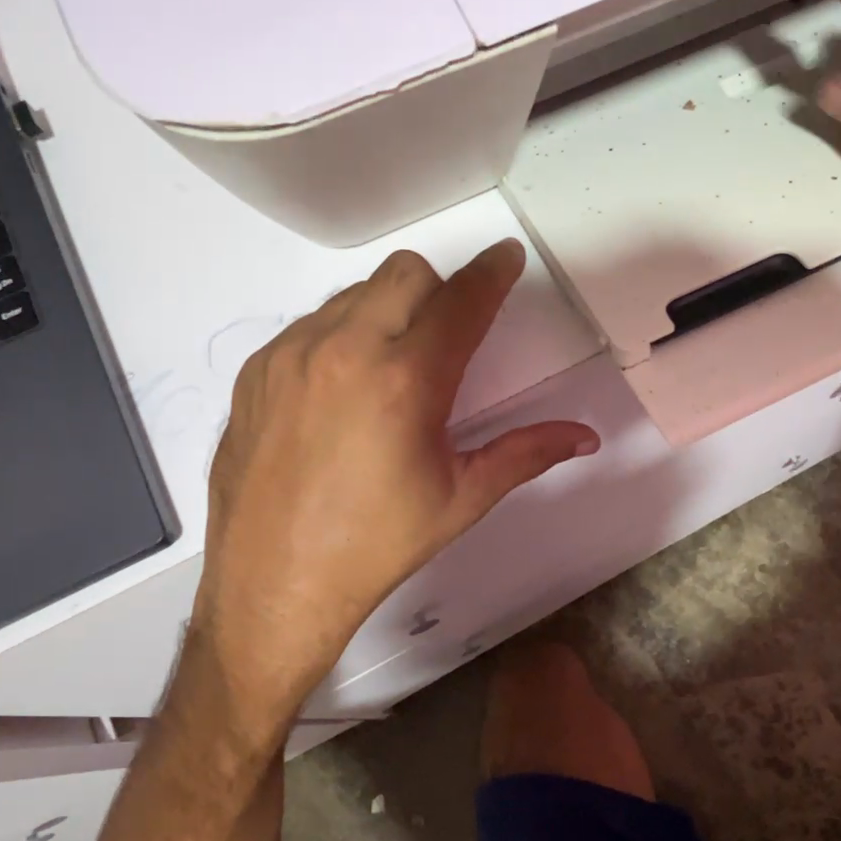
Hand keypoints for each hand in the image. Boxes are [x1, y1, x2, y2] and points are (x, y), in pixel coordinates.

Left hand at [192, 240, 598, 706]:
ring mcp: (290, 356)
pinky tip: (343, 396)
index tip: (505, 258)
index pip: (460, 302)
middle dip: (438, 291)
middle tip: (448, 337)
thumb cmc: (378, 546)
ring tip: (392, 372)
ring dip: (387, 313)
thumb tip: (586, 437)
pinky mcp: (255, 372)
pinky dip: (339, 339)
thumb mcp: (461, 499)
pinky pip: (308, 325)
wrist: (275, 583)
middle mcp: (343, 351)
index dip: (490, 274)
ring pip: (353, 295)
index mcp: (404, 381)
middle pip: (405, 274)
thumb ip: (526, 454)